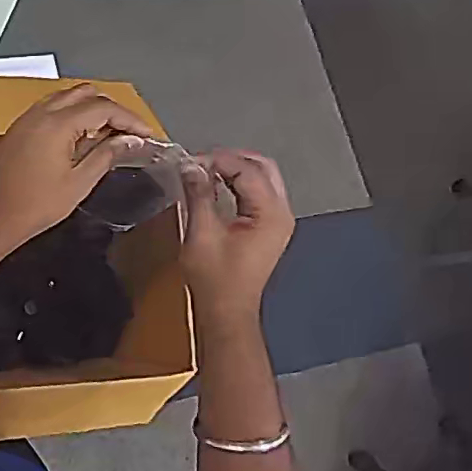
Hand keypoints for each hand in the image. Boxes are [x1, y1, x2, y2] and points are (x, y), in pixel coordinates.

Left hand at [0, 84, 153, 244]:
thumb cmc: (36, 205)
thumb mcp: (80, 182)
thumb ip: (107, 155)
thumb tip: (129, 140)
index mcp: (57, 124)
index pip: (103, 108)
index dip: (129, 119)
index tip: (144, 133)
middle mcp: (41, 113)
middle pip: (86, 94)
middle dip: (111, 109)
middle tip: (128, 132)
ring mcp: (28, 119)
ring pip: (67, 97)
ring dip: (90, 109)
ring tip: (107, 135)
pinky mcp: (20, 128)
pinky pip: (51, 108)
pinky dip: (71, 114)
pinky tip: (80, 138)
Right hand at [181, 149, 293, 319]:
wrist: (226, 311)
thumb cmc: (215, 278)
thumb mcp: (202, 232)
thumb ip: (198, 194)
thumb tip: (190, 165)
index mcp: (270, 213)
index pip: (247, 170)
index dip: (218, 160)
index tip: (190, 161)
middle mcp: (281, 212)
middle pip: (262, 167)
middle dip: (230, 159)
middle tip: (199, 162)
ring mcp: (278, 220)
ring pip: (262, 178)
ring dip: (234, 170)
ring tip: (203, 171)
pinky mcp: (269, 227)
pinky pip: (257, 193)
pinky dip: (237, 184)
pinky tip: (214, 186)